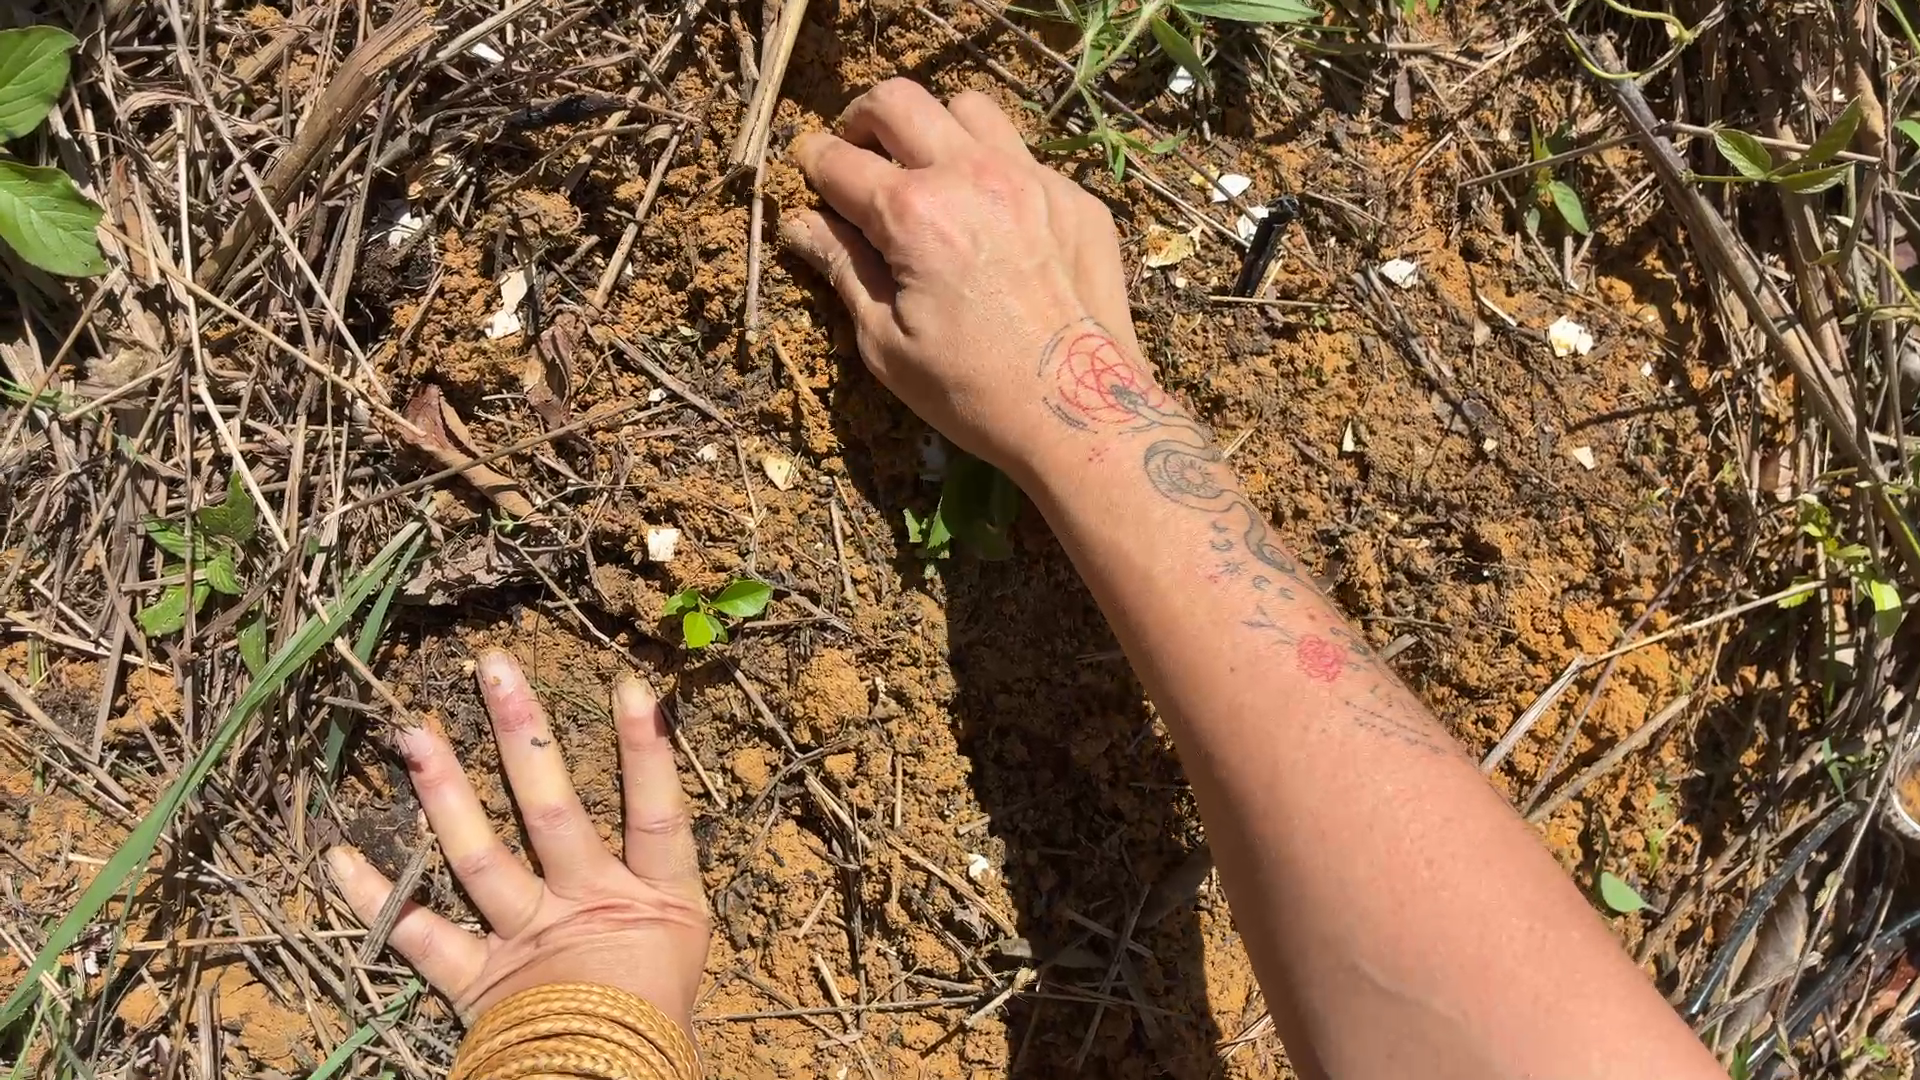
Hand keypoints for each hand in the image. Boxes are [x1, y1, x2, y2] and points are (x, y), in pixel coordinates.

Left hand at [327, 650, 708, 1035]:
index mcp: (655, 895)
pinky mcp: (474, 982)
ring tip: (415, 733)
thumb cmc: (658, 995)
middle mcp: (587, 904)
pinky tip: (340, 852)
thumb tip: (654, 747)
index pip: (657, 811)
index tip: (632, 687)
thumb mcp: (688, 927)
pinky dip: (379, 898)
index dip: (647, 752)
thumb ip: (663, 852)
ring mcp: (526, 940)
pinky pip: (419, 939)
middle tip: (494, 669)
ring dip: (447, 793)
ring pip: (480, 858)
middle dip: (524, 737)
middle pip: (552, 812)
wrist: (608, 1074)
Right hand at [782, 78, 1148, 475]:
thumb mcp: (887, 345)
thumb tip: (799, 223)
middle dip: (861, 121)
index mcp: (915, 215)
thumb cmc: (972, 394)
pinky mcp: (1076, 199)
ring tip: (931, 177)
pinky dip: (994, 172)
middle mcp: (973, 176)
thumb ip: (843, 270)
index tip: (810, 174)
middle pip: (897, 101)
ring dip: (934, 131)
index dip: (812, 165)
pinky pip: (1024, 156)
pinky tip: (995, 224)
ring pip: (968, 109)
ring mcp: (1033, 180)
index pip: (839, 162)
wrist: (1079, 413)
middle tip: (860, 159)